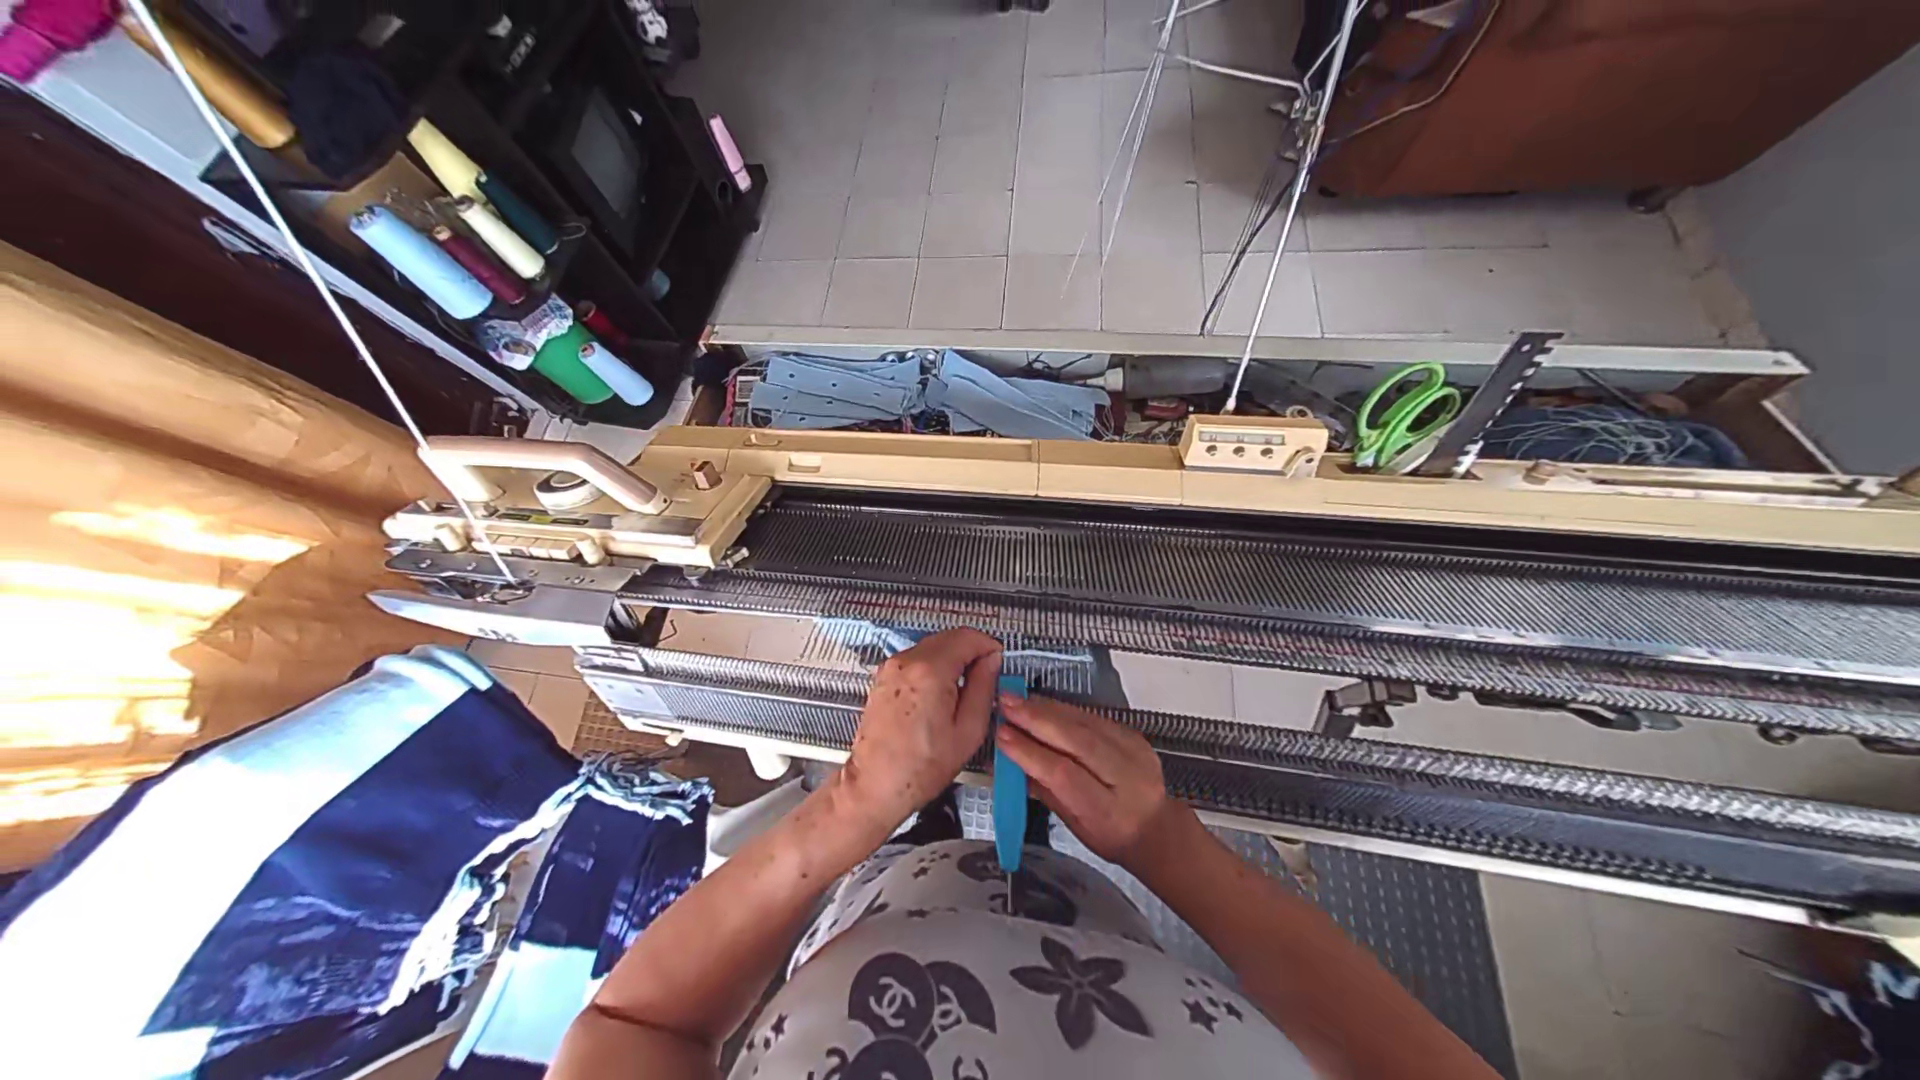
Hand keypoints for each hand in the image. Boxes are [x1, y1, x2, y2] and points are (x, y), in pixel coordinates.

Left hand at [839, 628, 1003, 833]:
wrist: (876, 784)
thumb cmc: (920, 767)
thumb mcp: (968, 730)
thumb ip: (984, 687)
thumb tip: (991, 661)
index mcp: (930, 671)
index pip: (968, 637)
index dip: (988, 646)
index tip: (997, 661)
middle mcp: (907, 661)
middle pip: (949, 637)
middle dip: (971, 651)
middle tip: (984, 677)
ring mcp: (891, 667)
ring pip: (933, 646)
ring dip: (952, 658)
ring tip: (961, 691)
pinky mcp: (884, 677)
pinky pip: (917, 659)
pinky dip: (933, 667)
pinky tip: (939, 695)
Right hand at [995, 695, 1192, 870]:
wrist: (1156, 828)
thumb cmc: (1109, 834)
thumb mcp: (1074, 824)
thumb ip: (1043, 789)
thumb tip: (1006, 762)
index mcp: (1107, 810)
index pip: (1064, 774)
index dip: (1031, 752)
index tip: (1002, 735)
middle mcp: (1125, 776)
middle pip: (1077, 740)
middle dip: (1037, 719)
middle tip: (1006, 703)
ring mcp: (1134, 751)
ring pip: (1085, 722)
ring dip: (1047, 708)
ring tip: (1018, 699)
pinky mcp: (1134, 735)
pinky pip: (1094, 717)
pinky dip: (1064, 709)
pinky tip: (1042, 703)